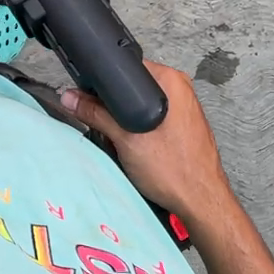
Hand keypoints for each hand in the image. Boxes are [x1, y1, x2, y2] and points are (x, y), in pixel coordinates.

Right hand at [61, 61, 226, 212]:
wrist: (202, 206)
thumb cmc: (176, 172)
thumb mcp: (125, 139)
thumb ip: (94, 114)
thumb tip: (71, 98)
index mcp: (171, 81)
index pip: (126, 67)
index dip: (102, 81)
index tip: (89, 95)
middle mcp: (181, 90)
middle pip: (132, 86)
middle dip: (114, 106)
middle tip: (109, 126)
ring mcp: (184, 109)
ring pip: (141, 105)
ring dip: (126, 120)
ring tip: (125, 140)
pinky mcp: (183, 126)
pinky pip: (152, 119)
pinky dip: (140, 129)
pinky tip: (139, 147)